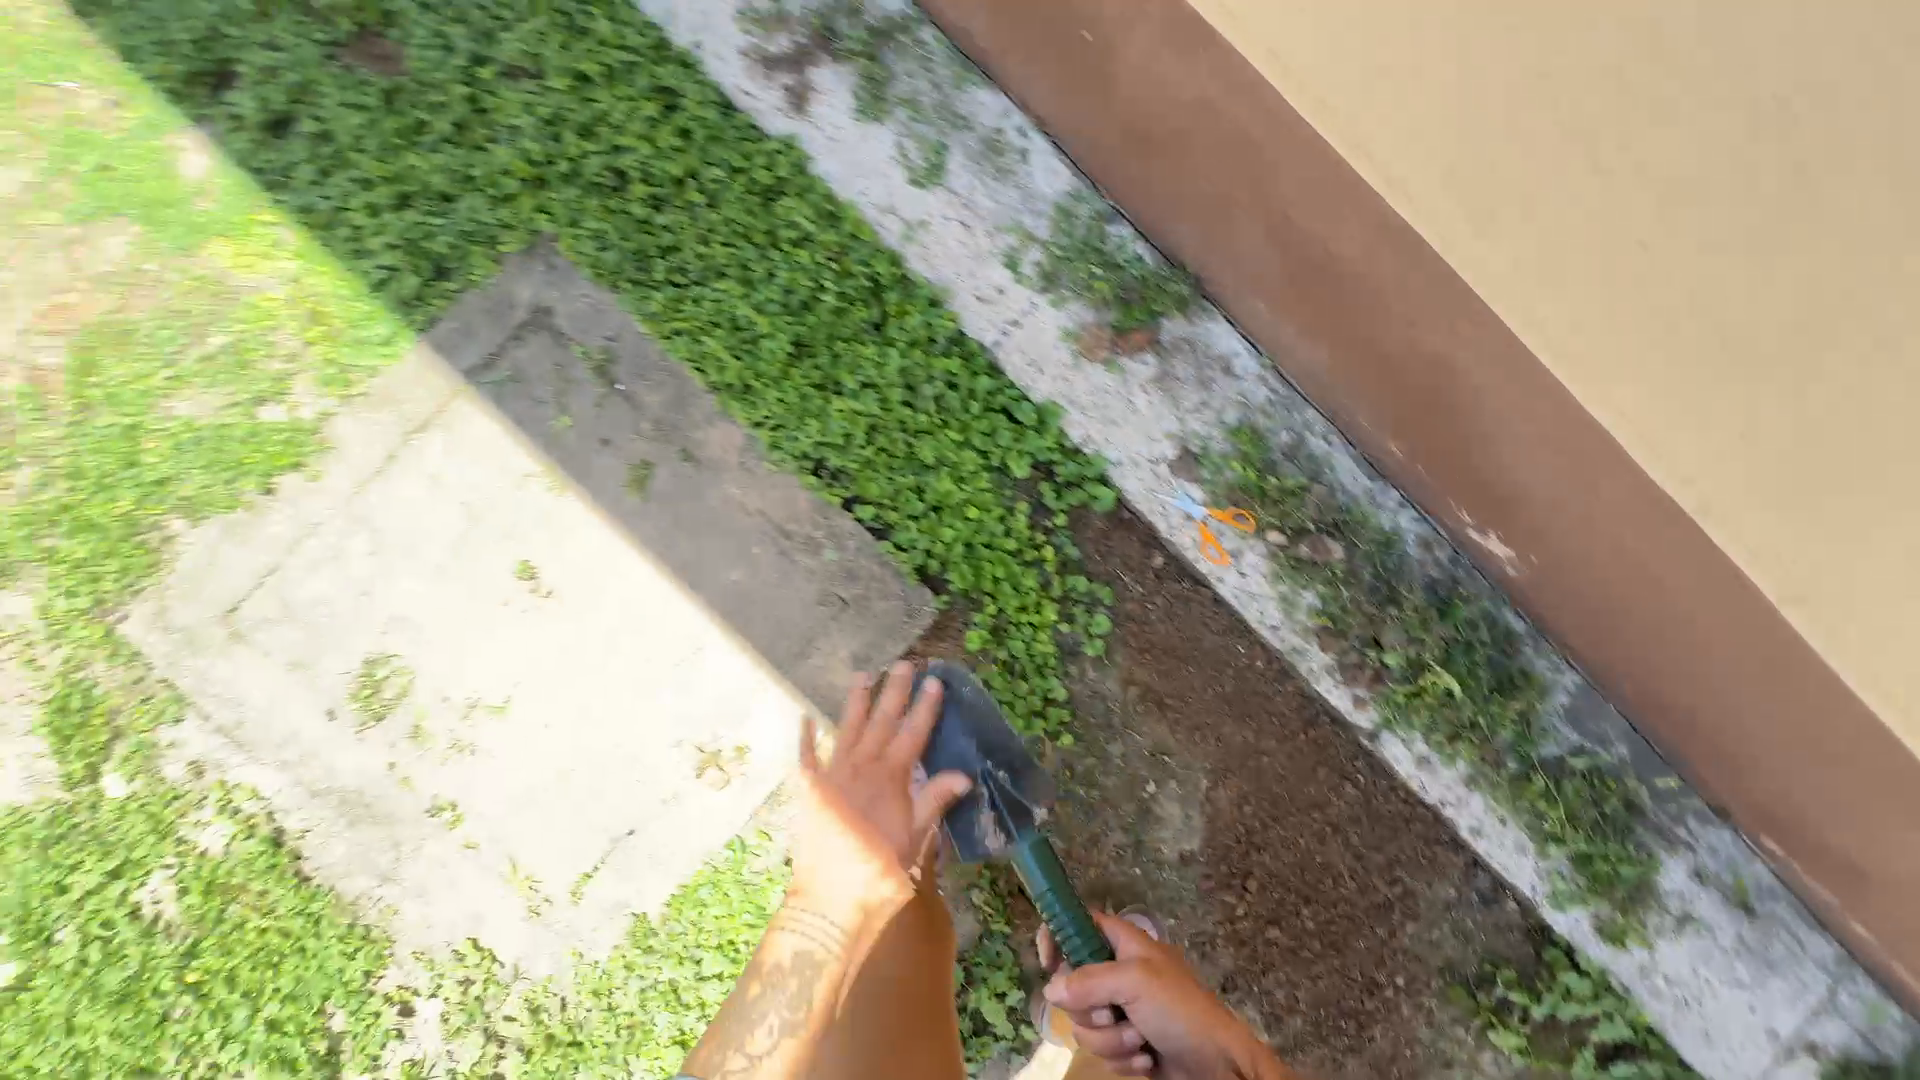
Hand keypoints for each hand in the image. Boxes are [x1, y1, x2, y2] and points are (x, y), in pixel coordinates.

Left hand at [790, 663, 972, 921]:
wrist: (830, 900)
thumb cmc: (880, 873)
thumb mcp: (916, 839)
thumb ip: (934, 801)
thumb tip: (963, 773)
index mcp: (891, 777)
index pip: (913, 733)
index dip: (926, 707)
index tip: (935, 680)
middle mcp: (861, 766)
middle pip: (881, 721)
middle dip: (894, 692)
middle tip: (903, 664)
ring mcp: (832, 774)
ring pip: (846, 728)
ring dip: (856, 702)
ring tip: (863, 675)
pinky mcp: (809, 790)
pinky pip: (806, 757)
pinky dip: (805, 736)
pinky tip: (804, 717)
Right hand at [1042, 913, 1287, 1079]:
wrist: (1219, 1067)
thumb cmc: (1182, 1009)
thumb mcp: (1136, 982)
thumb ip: (1089, 980)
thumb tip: (1050, 989)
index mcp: (1121, 943)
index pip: (1076, 924)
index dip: (1057, 937)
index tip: (1048, 964)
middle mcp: (1116, 974)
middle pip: (1071, 985)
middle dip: (1091, 1010)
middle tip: (1115, 1013)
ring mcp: (1120, 1011)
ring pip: (1084, 1025)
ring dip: (1112, 1040)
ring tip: (1141, 1041)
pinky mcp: (1125, 1046)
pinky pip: (1101, 1052)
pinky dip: (1122, 1060)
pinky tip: (1147, 1061)